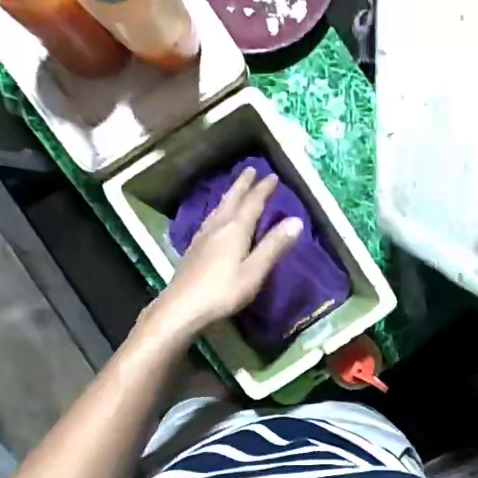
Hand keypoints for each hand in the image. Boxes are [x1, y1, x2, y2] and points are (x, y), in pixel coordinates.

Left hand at [142, 167, 303, 340]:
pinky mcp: (194, 247)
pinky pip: (210, 218)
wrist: (181, 307)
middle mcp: (218, 227)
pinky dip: (219, 209)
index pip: (252, 203)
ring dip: (230, 194)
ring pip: (219, 208)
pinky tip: (216, 218)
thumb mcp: (254, 272)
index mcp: (235, 230)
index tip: (273, 176)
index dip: (263, 189)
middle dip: (243, 184)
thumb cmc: (222, 291)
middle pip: (232, 199)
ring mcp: (203, 236)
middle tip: (251, 169)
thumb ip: (273, 246)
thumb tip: (296, 221)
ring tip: (236, 188)